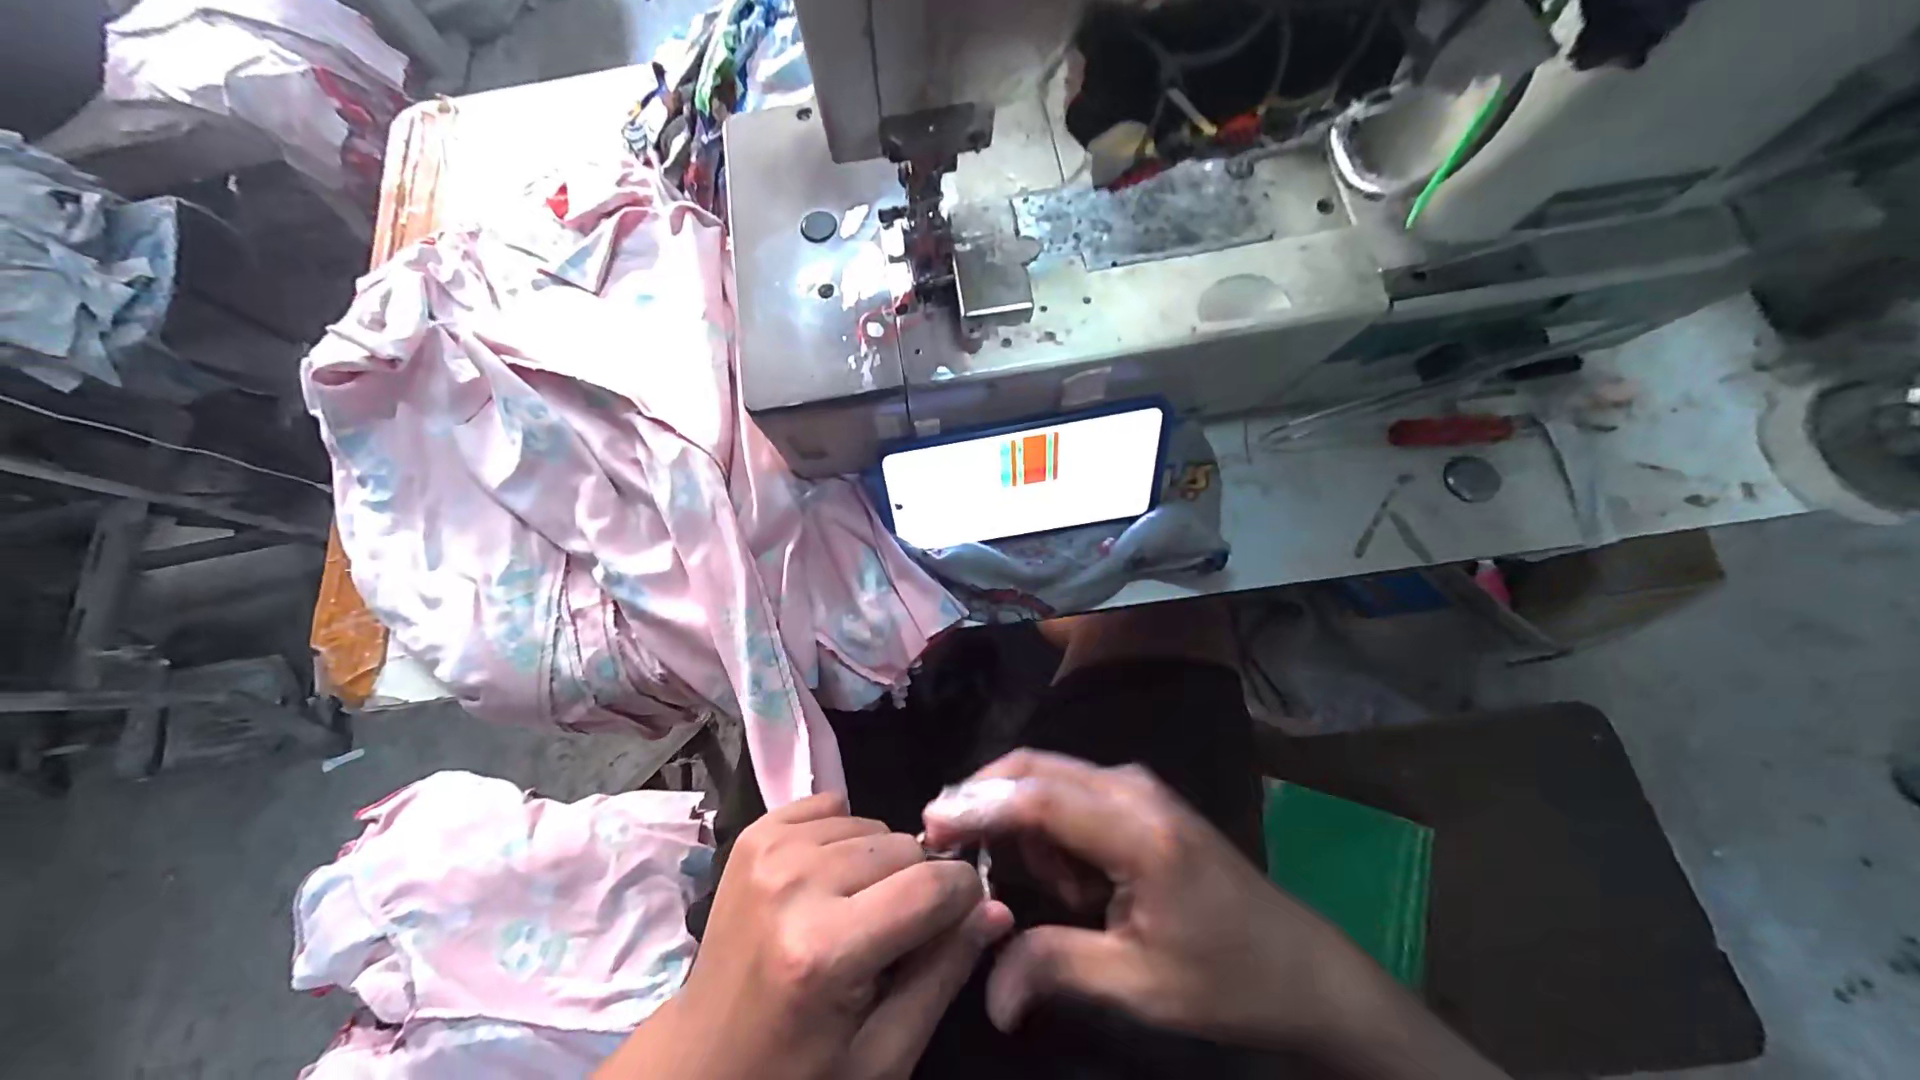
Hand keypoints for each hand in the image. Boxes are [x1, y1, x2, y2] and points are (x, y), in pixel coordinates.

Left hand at [598, 792, 1012, 1079]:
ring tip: (858, 909)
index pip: (933, 885)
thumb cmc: (799, 1072)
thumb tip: (996, 907)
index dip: (963, 898)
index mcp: (825, 949)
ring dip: (880, 862)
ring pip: (873, 825)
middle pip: (904, 847)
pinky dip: (845, 836)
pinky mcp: (754, 834)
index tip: (963, 917)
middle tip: (895, 931)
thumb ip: (944, 972)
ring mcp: (768, 851)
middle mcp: (794, 883)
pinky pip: (833, 806)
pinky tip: (830, 880)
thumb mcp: (883, 1054)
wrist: (702, 1061)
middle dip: (920, 883)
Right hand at [921, 751, 1382, 1048]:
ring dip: (1024, 826)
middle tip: (951, 845)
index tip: (929, 827)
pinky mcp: (1139, 797)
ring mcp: (1137, 786)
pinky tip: (1077, 883)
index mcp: (1136, 830)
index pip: (1037, 798)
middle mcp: (1132, 787)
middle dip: (985, 799)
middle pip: (1035, 768)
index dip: (977, 805)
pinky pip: (1071, 794)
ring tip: (1058, 897)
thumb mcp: (1137, 986)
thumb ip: (1054, 969)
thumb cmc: (1225, 979)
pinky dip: (1050, 828)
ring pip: (1048, 780)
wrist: (1303, 967)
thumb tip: (987, 993)